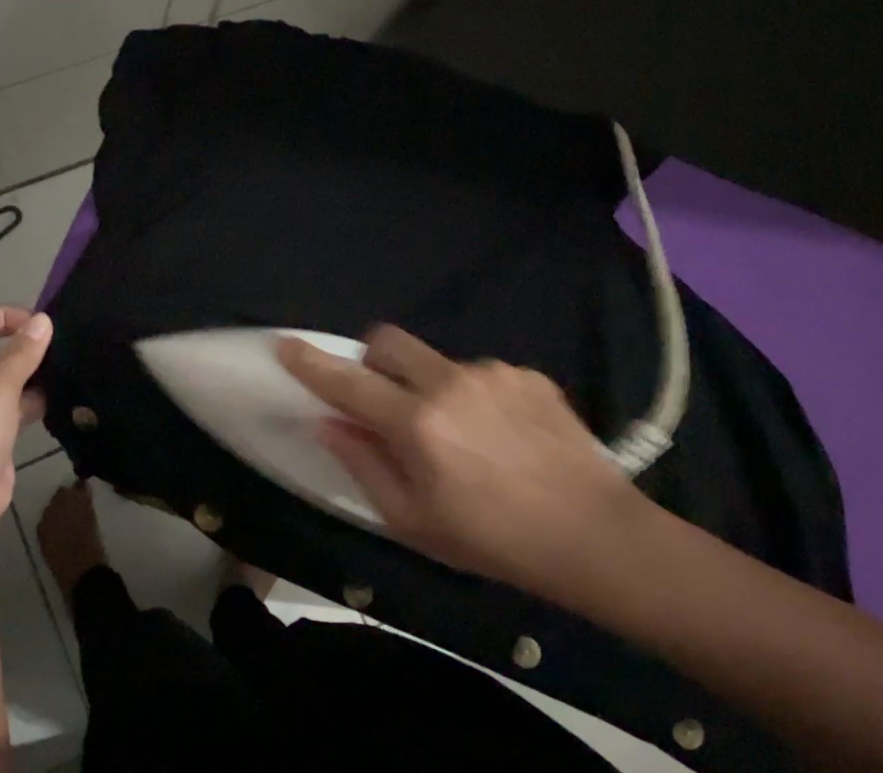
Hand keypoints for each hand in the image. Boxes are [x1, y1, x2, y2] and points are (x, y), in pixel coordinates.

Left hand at [0, 307, 52, 531]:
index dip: (8, 317)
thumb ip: (22, 353)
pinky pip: (11, 404)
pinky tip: (60, 398)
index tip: (43, 324)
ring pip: (4, 378)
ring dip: (31, 374)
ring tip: (66, 367)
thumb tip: (42, 320)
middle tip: (61, 344)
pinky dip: (31, 400)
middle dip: (23, 346)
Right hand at [279, 325, 649, 594]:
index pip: (348, 381)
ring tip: (462, 437)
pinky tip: (500, 437)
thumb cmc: (492, 540)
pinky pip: (480, 374)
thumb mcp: (413, 520)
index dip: (311, 363)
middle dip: (371, 361)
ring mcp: (494, 374)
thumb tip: (328, 423)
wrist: (596, 536)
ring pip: (436, 362)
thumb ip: (363, 464)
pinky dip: (473, 396)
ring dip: (430, 387)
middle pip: (388, 342)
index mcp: (417, 423)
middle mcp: (451, 383)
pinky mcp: (529, 376)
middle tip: (383, 401)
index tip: (285, 346)